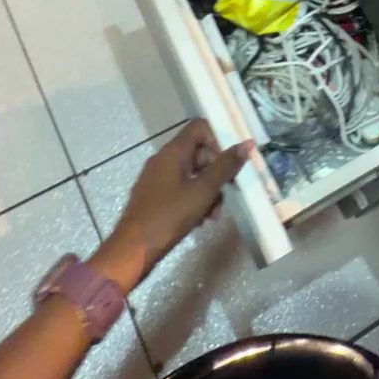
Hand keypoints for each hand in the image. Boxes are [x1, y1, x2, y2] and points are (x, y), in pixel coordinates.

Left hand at [94, 120, 252, 290]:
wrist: (132, 251)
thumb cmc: (169, 216)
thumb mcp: (203, 191)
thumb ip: (226, 166)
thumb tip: (246, 144)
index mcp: (173, 152)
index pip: (200, 127)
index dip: (219, 139)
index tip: (231, 162)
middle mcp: (163, 159)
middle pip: (199, 152)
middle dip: (217, 172)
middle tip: (230, 192)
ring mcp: (157, 178)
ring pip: (192, 174)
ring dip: (209, 191)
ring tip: (215, 214)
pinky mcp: (154, 197)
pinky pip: (181, 189)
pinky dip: (195, 200)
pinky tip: (201, 220)